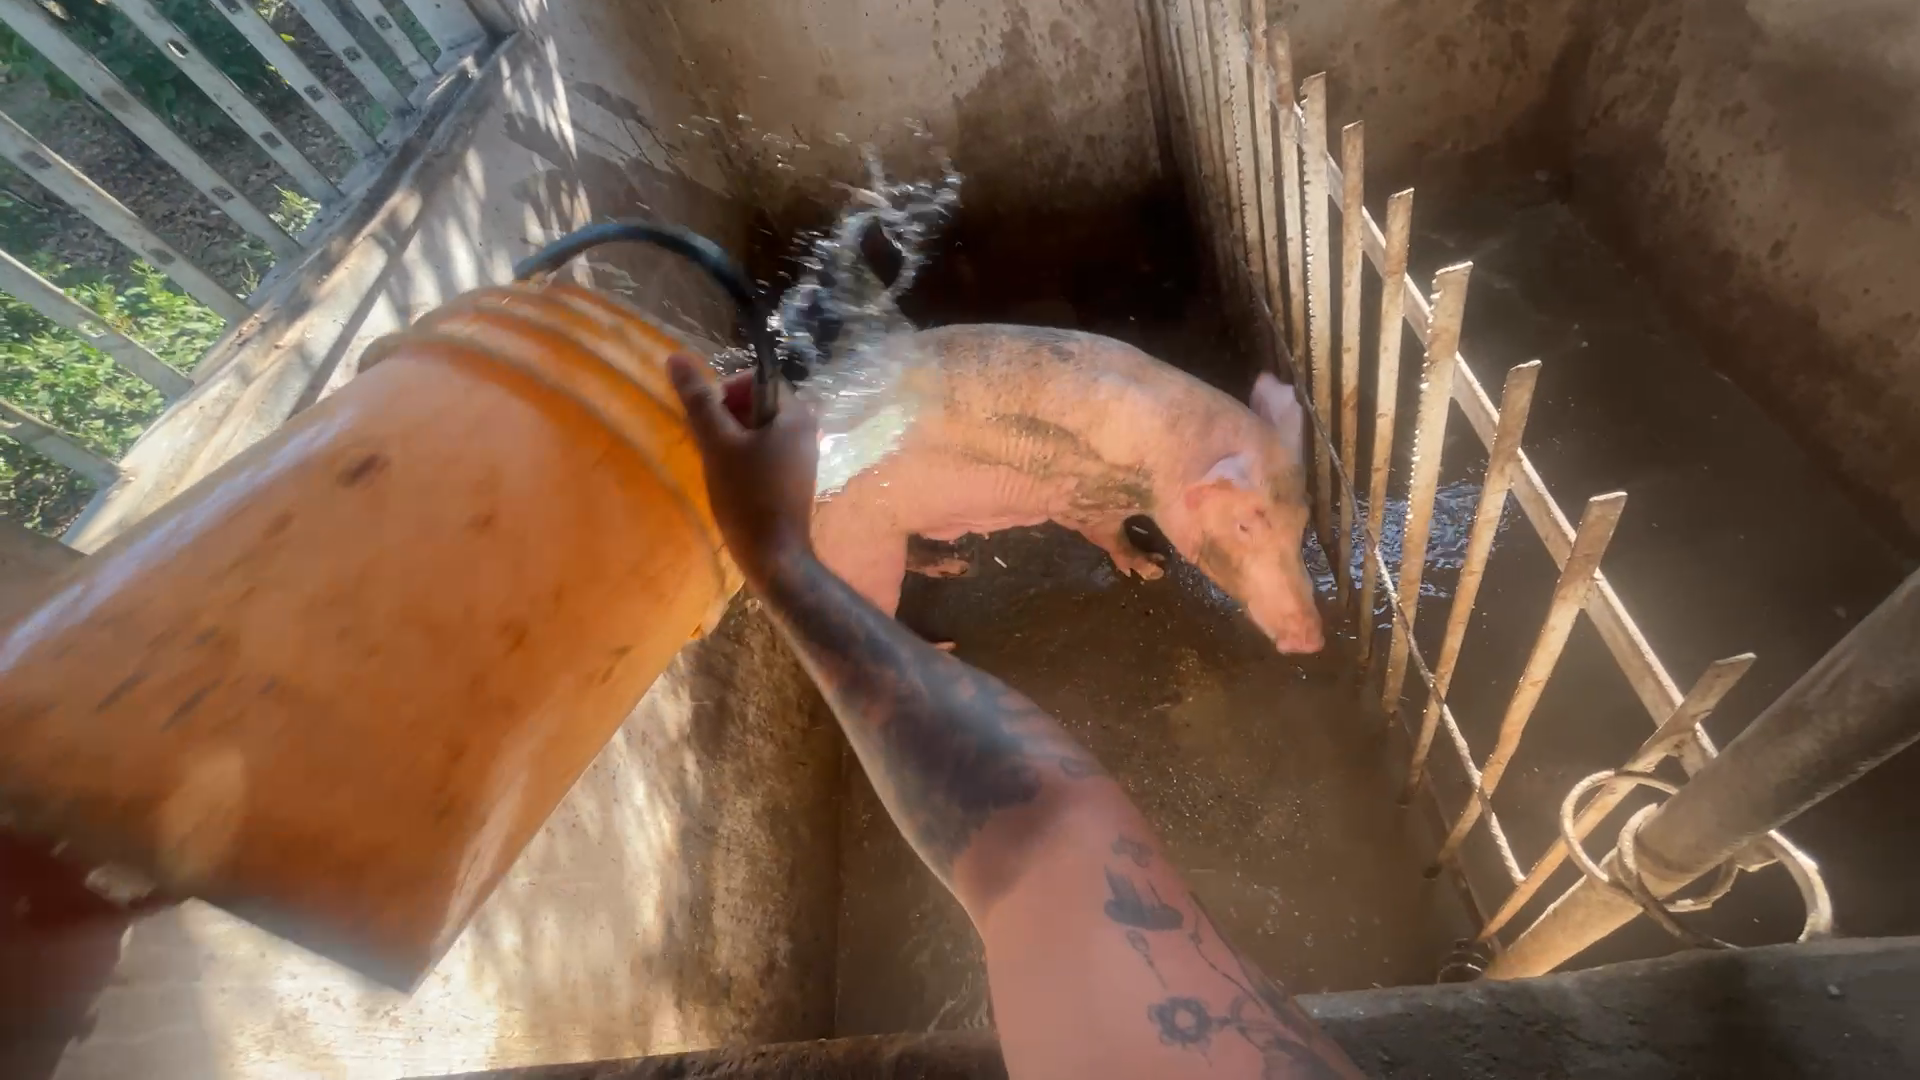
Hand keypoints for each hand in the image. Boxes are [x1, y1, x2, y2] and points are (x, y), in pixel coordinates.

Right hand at [668, 355, 818, 586]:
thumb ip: (698, 400)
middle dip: (727, 418)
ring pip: (758, 428)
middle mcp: (807, 428)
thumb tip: (676, 357)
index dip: (726, 394)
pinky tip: (733, 481)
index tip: (712, 423)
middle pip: (757, 403)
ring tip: (720, 466)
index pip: (756, 378)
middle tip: (712, 447)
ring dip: (732, 440)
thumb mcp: (717, 443)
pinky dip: (744, 457)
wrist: (774, 554)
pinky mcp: (795, 475)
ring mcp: (803, 454)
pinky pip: (765, 450)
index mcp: (797, 413)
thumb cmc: (747, 496)